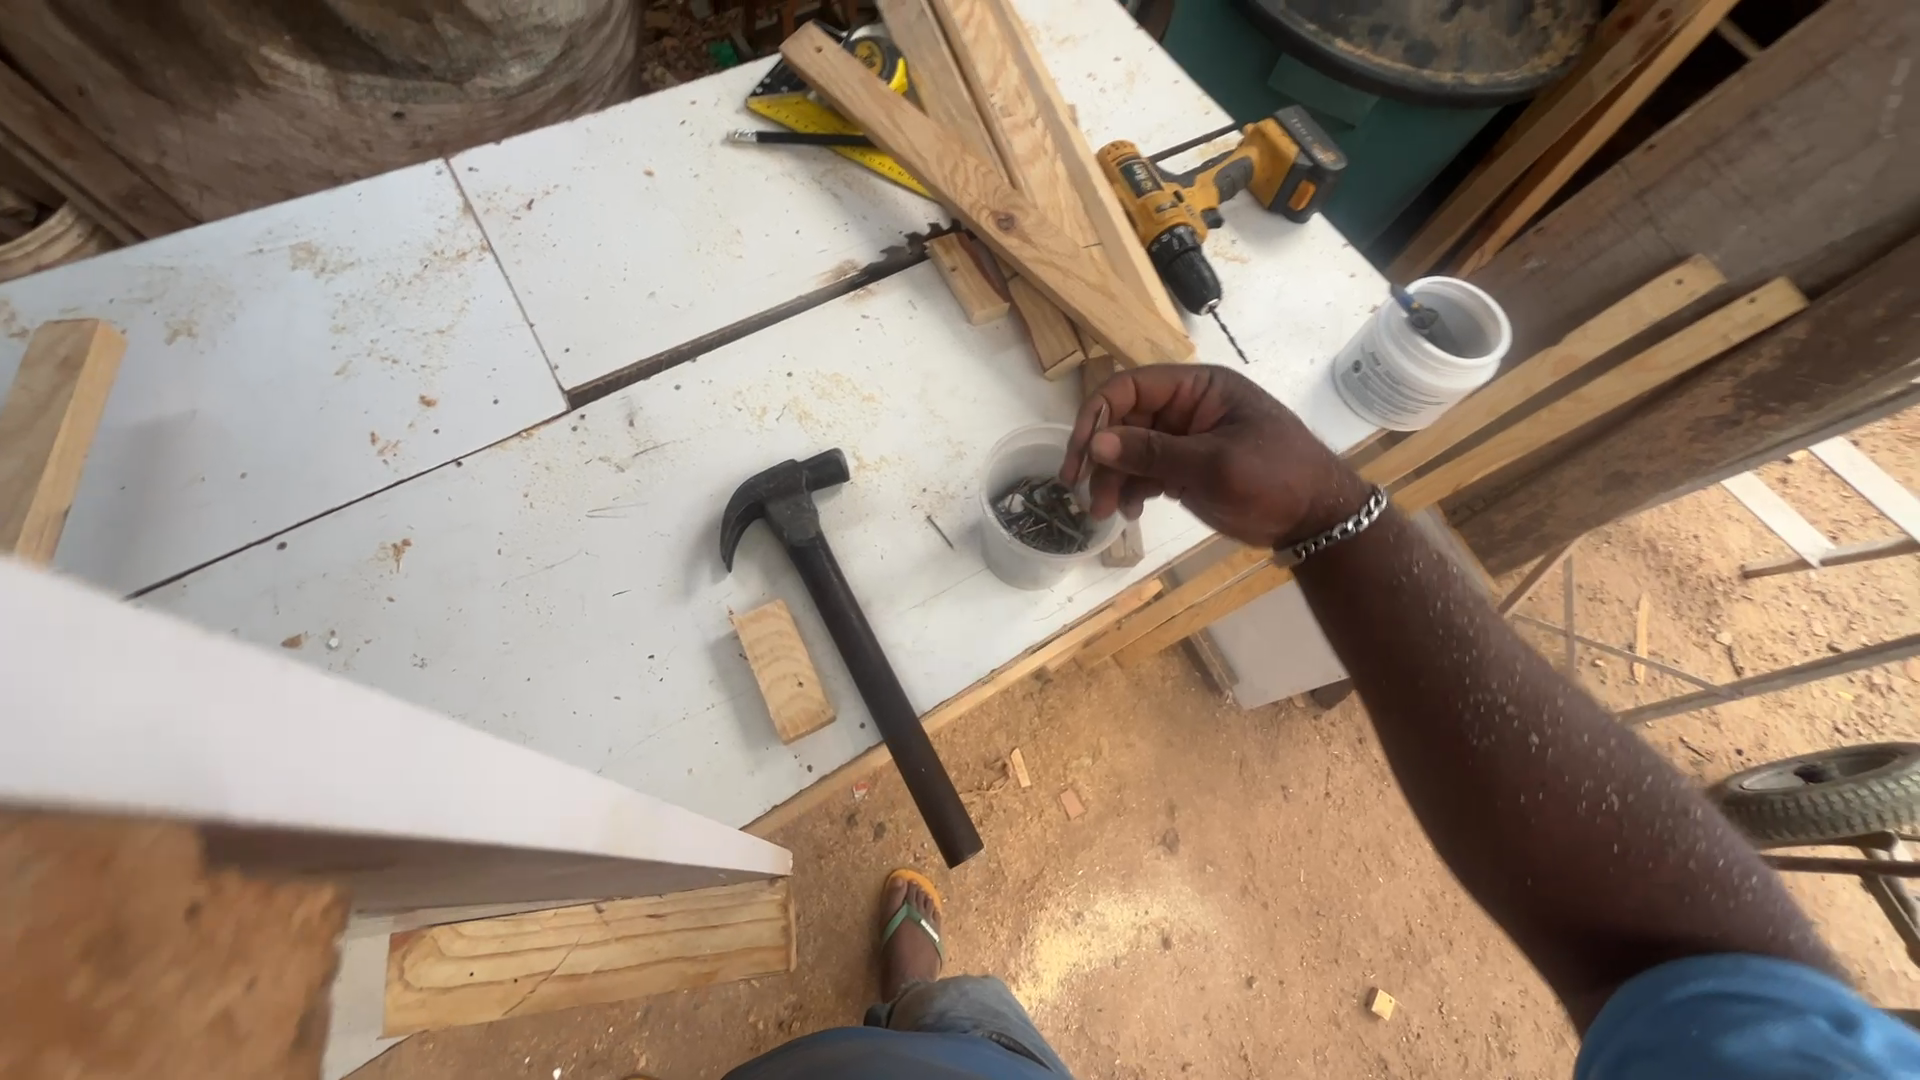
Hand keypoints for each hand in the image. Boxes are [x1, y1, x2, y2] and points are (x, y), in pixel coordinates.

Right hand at [1059, 365, 1370, 548]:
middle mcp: (1186, 408)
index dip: (1097, 416)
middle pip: (1123, 421)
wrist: (1316, 520)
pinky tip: (1129, 512)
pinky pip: (1143, 472)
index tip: (1079, 455)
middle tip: (1084, 495)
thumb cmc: (1276, 478)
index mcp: (1198, 388)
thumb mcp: (1213, 465)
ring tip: (1105, 513)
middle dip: (1101, 457)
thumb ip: (1152, 453)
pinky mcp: (1184, 468)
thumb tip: (1094, 443)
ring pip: (1128, 450)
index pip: (1130, 388)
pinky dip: (1130, 490)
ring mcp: (1184, 439)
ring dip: (1111, 479)